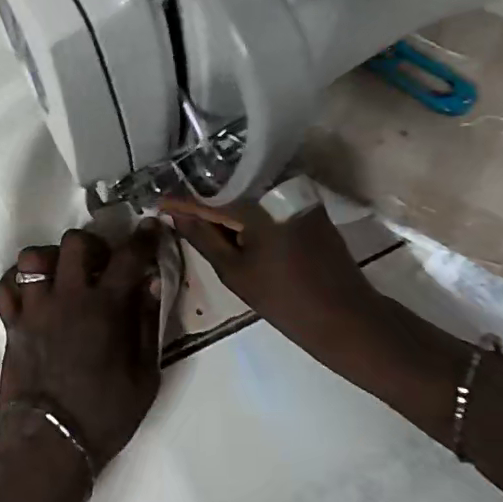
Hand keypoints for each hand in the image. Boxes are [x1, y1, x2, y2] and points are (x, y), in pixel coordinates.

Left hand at [0, 222, 164, 469]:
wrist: (49, 446)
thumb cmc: (105, 415)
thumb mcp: (145, 376)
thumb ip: (148, 323)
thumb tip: (150, 282)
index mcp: (105, 308)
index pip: (128, 257)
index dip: (143, 238)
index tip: (151, 227)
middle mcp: (67, 298)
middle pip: (75, 243)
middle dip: (94, 244)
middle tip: (102, 263)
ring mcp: (33, 310)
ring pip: (33, 257)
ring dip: (52, 258)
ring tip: (65, 275)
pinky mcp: (11, 326)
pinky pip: (6, 286)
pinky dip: (20, 282)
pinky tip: (36, 294)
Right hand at [162, 197, 380, 349]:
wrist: (344, 315)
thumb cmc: (284, 299)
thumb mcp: (234, 271)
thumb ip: (203, 237)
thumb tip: (177, 214)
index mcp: (255, 203)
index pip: (208, 197)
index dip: (181, 200)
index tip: (158, 202)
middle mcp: (278, 187)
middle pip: (230, 185)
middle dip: (204, 195)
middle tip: (178, 208)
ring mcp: (298, 194)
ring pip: (251, 190)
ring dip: (227, 200)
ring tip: (203, 214)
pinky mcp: (310, 204)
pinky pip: (271, 197)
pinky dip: (252, 206)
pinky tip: (238, 222)